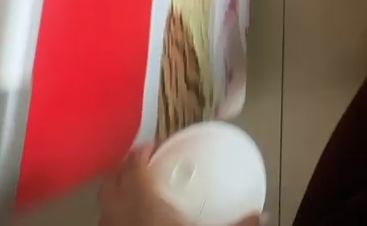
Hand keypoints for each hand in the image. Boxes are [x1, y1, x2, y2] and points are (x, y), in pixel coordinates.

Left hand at [98, 146, 265, 225]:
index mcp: (141, 200)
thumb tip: (263, 215)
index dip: (142, 151)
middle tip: (144, 168)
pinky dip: (115, 224)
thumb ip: (235, 224)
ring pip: (103, 210)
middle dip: (122, 172)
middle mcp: (118, 214)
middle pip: (109, 184)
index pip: (133, 164)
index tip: (157, 147)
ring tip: (135, 199)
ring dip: (115, 200)